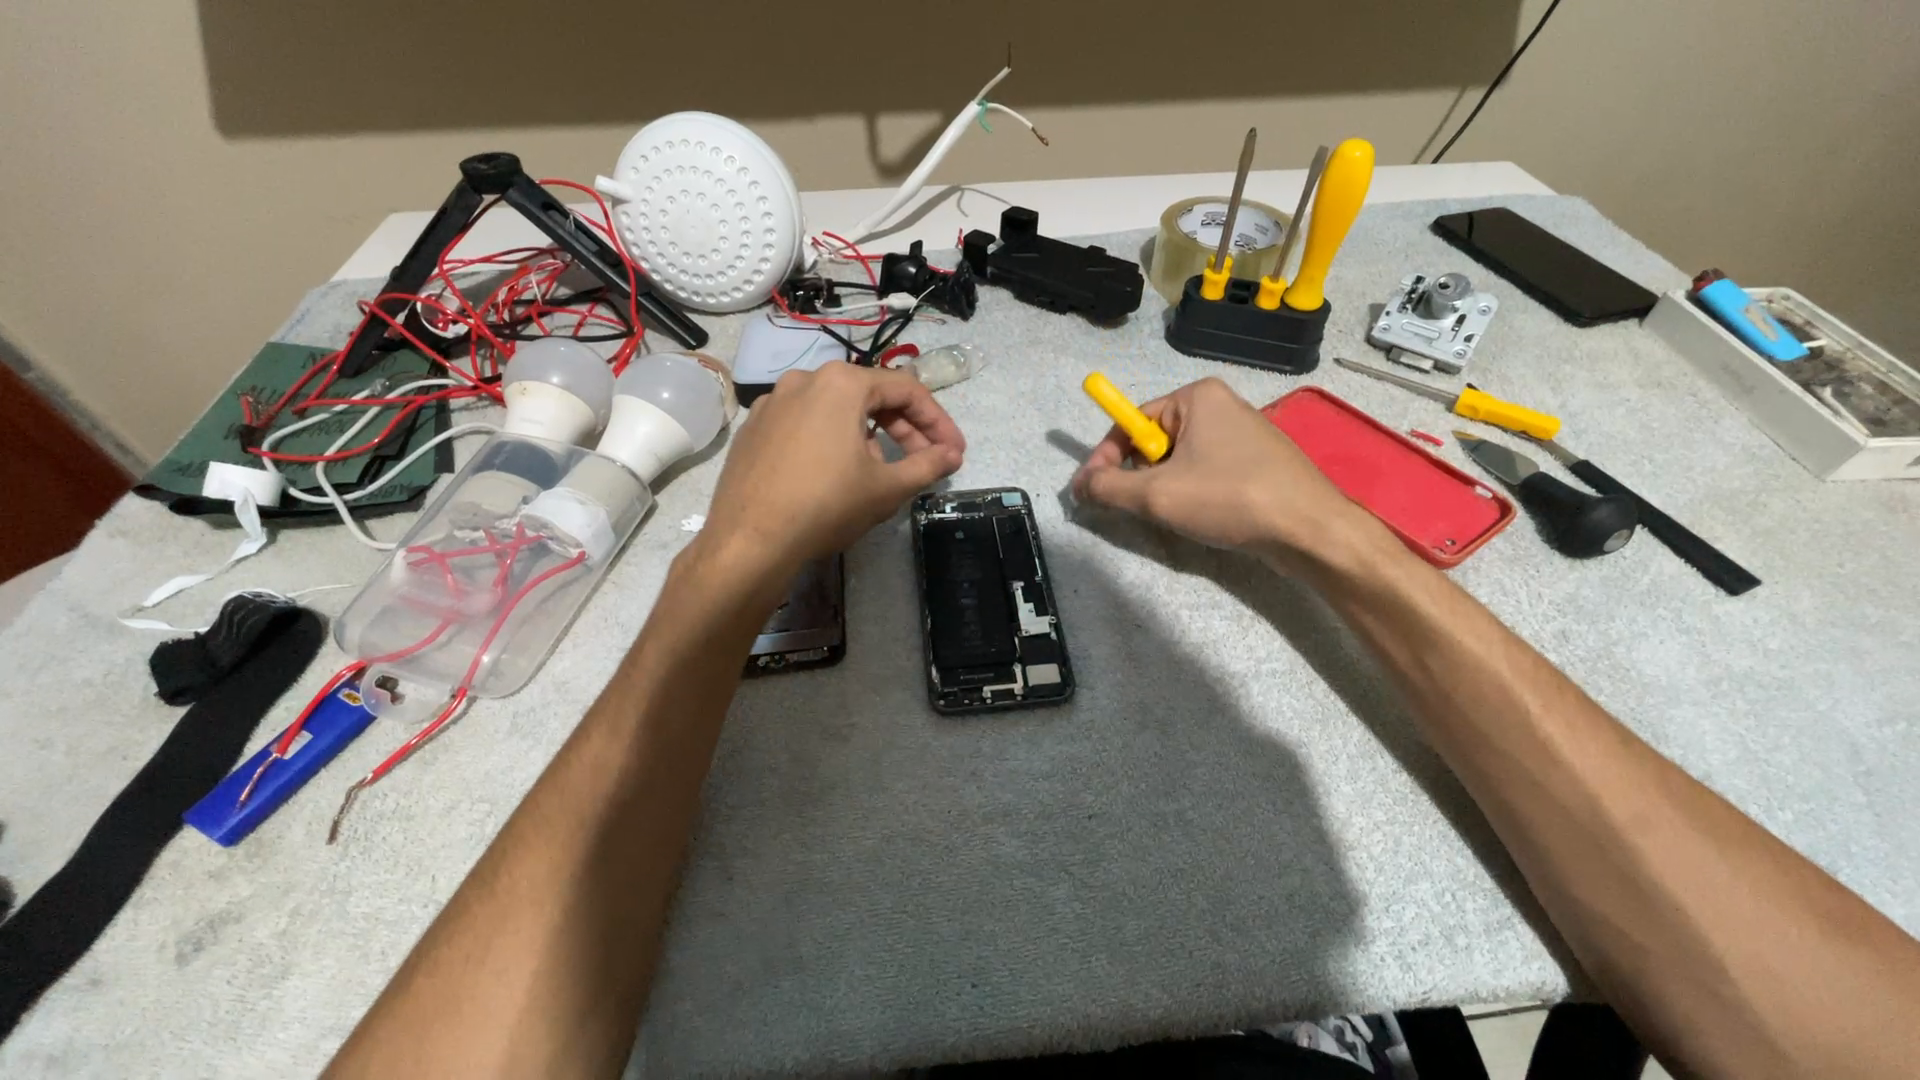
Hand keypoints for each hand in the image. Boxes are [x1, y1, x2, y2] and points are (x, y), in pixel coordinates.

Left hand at [701, 363, 964, 576]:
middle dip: (905, 429)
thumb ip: (927, 465)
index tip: (954, 451)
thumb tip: (951, 455)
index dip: (938, 422)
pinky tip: (834, 477)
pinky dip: (830, 443)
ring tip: (880, 475)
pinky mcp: (754, 429)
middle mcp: (805, 380)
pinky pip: (805, 426)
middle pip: (870, 396)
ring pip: (837, 411)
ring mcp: (773, 402)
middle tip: (928, 461)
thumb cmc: (826, 505)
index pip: (906, 390)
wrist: (749, 540)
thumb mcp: (887, 488)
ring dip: (868, 437)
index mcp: (842, 383)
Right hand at [1070, 377, 1381, 572]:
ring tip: (1171, 516)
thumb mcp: (1157, 495)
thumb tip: (1080, 486)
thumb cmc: (1230, 498)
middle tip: (1133, 508)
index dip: (1105, 457)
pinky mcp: (1258, 463)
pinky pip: (1207, 473)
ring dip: (1165, 489)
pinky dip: (1193, 495)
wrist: (1309, 529)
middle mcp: (1221, 406)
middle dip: (1138, 476)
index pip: (1132, 421)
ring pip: (1180, 462)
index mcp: (1197, 397)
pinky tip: (1202, 518)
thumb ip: (1108, 487)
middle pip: (1155, 441)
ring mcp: (1243, 435)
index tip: (1088, 491)